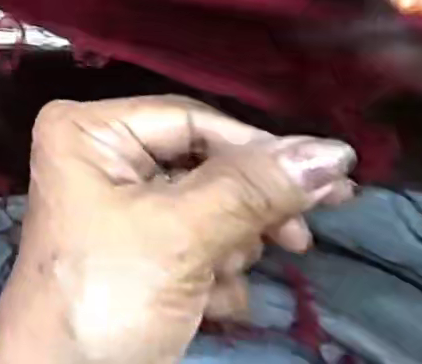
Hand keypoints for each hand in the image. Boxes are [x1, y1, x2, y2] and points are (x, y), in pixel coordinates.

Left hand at [0, 96, 356, 363]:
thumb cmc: (108, 297)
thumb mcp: (180, 237)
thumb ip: (253, 191)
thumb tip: (329, 151)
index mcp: (89, 128)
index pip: (188, 120)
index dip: (256, 148)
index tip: (331, 176)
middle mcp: (100, 150)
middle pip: (199, 161)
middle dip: (244, 205)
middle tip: (300, 237)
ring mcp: (115, 198)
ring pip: (204, 202)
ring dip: (229, 244)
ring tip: (225, 276)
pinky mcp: (133, 243)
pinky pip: (192, 236)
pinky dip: (213, 270)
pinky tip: (210, 301)